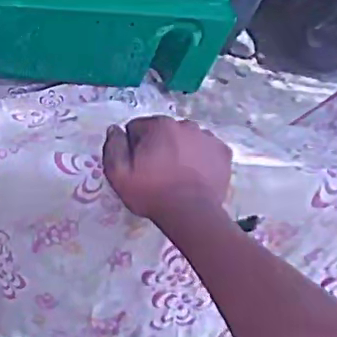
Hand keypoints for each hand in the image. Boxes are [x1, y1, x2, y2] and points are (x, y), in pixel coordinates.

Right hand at [102, 115, 231, 227]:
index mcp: (158, 125)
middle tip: (155, 172)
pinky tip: (194, 175)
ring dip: (179, 150)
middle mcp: (184, 124)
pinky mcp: (223, 152)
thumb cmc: (151, 193)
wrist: (191, 213)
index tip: (135, 165)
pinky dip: (199, 158)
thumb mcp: (118, 173)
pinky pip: (205, 149)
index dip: (132, 146)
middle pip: (163, 131)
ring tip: (176, 175)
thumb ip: (113, 146)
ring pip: (185, 138)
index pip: (136, 127)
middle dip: (157, 145)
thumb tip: (115, 129)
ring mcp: (207, 137)